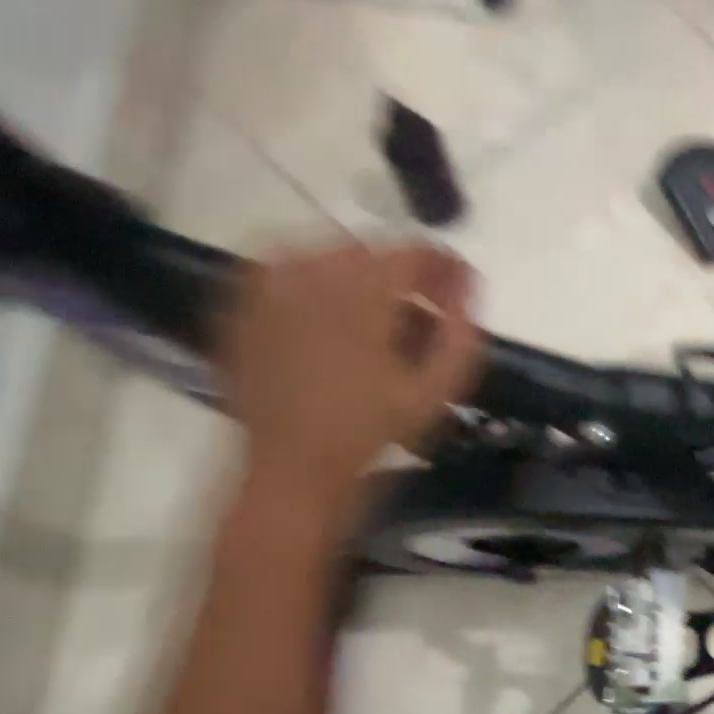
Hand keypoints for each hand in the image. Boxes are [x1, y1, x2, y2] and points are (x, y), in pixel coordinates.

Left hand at [220, 242, 482, 513]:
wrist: (292, 465)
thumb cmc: (370, 431)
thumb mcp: (434, 391)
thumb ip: (461, 335)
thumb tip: (469, 287)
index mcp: (364, 298)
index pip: (414, 252)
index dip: (446, 265)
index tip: (462, 287)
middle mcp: (313, 278)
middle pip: (373, 249)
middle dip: (406, 272)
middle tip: (427, 304)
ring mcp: (271, 286)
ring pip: (330, 252)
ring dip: (364, 274)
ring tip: (382, 309)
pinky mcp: (245, 301)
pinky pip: (286, 265)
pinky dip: (317, 277)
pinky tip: (332, 307)